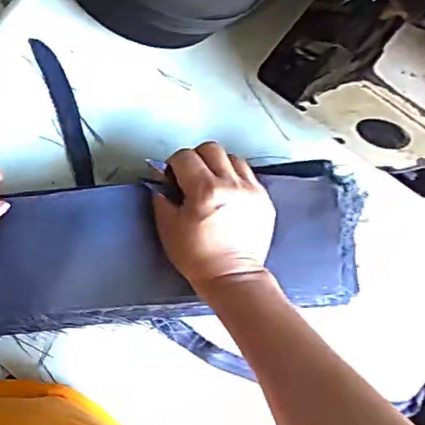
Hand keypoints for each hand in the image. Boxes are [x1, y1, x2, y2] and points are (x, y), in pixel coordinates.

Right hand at [153, 143, 276, 289]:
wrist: (231, 276)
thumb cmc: (196, 256)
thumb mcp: (168, 227)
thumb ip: (162, 198)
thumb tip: (160, 182)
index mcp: (204, 190)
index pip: (185, 156)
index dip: (173, 165)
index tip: (171, 179)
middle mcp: (231, 184)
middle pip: (211, 148)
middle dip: (196, 158)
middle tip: (190, 177)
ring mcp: (251, 190)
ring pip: (232, 158)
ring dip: (218, 165)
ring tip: (211, 185)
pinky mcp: (264, 199)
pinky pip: (248, 174)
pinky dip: (234, 178)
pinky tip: (227, 195)